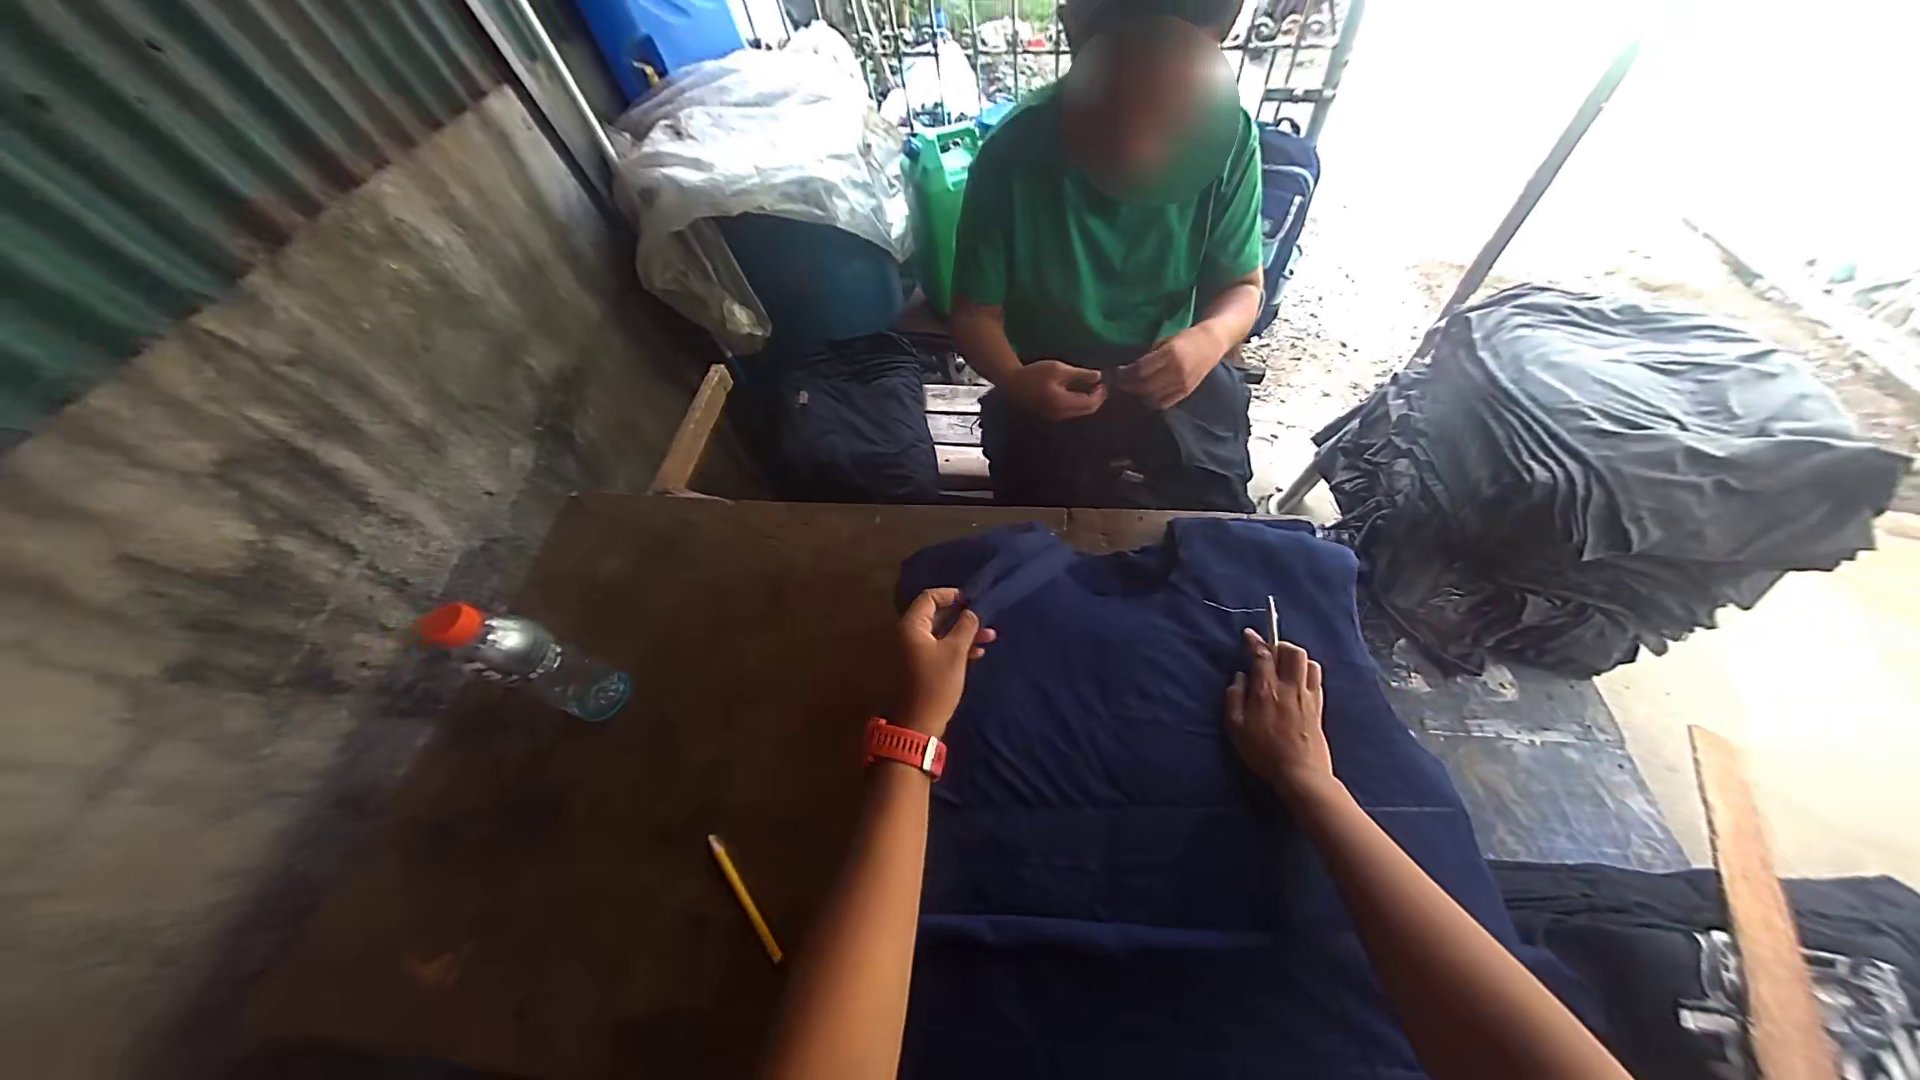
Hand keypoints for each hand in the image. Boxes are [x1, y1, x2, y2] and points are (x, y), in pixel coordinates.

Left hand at [897, 588, 996, 737]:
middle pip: (937, 614)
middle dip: (963, 615)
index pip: (929, 597)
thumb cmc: (936, 683)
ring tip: (990, 636)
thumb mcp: (955, 652)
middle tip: (984, 617)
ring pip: (943, 631)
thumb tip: (971, 611)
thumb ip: (965, 627)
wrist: (920, 722)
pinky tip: (978, 652)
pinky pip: (943, 646)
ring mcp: (917, 650)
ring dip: (965, 632)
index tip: (972, 600)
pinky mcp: (925, 664)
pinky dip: (959, 646)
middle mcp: (912, 634)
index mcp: (913, 626)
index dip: (951, 595)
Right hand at [1005, 359, 1108, 420]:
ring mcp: (1055, 416)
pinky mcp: (1051, 414)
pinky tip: (1077, 391)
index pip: (1090, 404)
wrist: (1013, 383)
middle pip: (1086, 411)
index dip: (1101, 394)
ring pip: (1079, 412)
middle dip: (1096, 399)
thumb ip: (1080, 374)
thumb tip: (1098, 376)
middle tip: (1100, 385)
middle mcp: (1061, 414)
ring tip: (1091, 387)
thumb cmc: (1035, 373)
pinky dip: (1078, 403)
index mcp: (1064, 403)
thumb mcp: (1058, 369)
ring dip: (1088, 401)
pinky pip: (1070, 411)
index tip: (1105, 382)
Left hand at [1117, 326, 1225, 409]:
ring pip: (1151, 397)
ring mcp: (1182, 385)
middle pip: (1143, 385)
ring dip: (1136, 394)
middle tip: (1116, 383)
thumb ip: (1149, 355)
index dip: (1123, 374)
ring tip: (1128, 388)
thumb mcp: (1166, 341)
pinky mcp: (1185, 393)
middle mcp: (1177, 372)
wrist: (1213, 343)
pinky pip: (1162, 403)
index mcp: (1171, 355)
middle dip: (1126, 385)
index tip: (1114, 373)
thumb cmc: (1186, 338)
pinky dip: (1149, 401)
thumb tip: (1127, 369)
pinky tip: (1142, 395)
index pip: (1140, 370)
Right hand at [1224, 628, 1330, 797]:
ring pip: (1309, 662)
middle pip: (1293, 652)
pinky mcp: (1319, 707)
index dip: (1255, 641)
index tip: (1249, 634)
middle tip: (1269, 651)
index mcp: (1266, 690)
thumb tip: (1239, 677)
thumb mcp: (1235, 727)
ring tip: (1284, 665)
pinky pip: (1317, 678)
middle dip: (1280, 645)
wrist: (1300, 774)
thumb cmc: (1262, 752)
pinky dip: (1307, 672)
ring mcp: (1308, 696)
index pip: (1263, 655)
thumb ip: (1234, 698)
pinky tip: (1297, 681)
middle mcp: (1290, 688)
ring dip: (1296, 658)